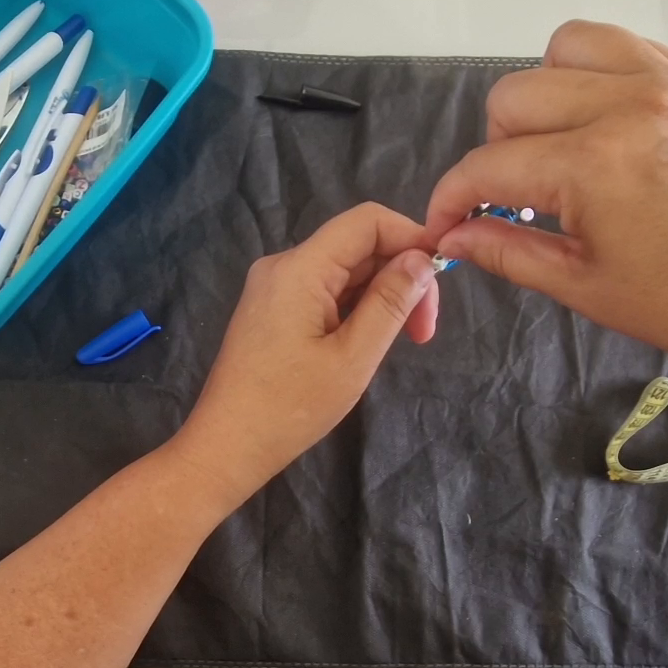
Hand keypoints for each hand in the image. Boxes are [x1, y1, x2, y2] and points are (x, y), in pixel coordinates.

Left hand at [173, 203, 438, 498]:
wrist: (226, 446)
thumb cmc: (290, 408)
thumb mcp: (353, 357)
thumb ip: (390, 303)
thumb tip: (422, 260)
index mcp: (300, 268)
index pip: (368, 221)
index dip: (412, 238)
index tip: (440, 279)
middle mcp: (282, 267)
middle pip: (357, 246)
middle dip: (399, 278)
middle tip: (424, 332)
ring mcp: (273, 289)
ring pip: (342, 273)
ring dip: (379, 299)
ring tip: (399, 343)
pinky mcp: (271, 312)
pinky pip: (323, 294)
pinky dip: (353, 311)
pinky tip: (365, 344)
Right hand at [424, 21, 667, 385]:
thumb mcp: (578, 284)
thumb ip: (504, 250)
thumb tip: (449, 238)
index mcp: (593, 163)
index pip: (486, 165)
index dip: (450, 200)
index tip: (443, 228)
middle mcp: (627, 104)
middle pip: (512, 97)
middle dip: (493, 153)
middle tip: (509, 203)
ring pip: (563, 51)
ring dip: (540, 100)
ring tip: (553, 156)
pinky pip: (622, 47)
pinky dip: (592, 77)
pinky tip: (597, 130)